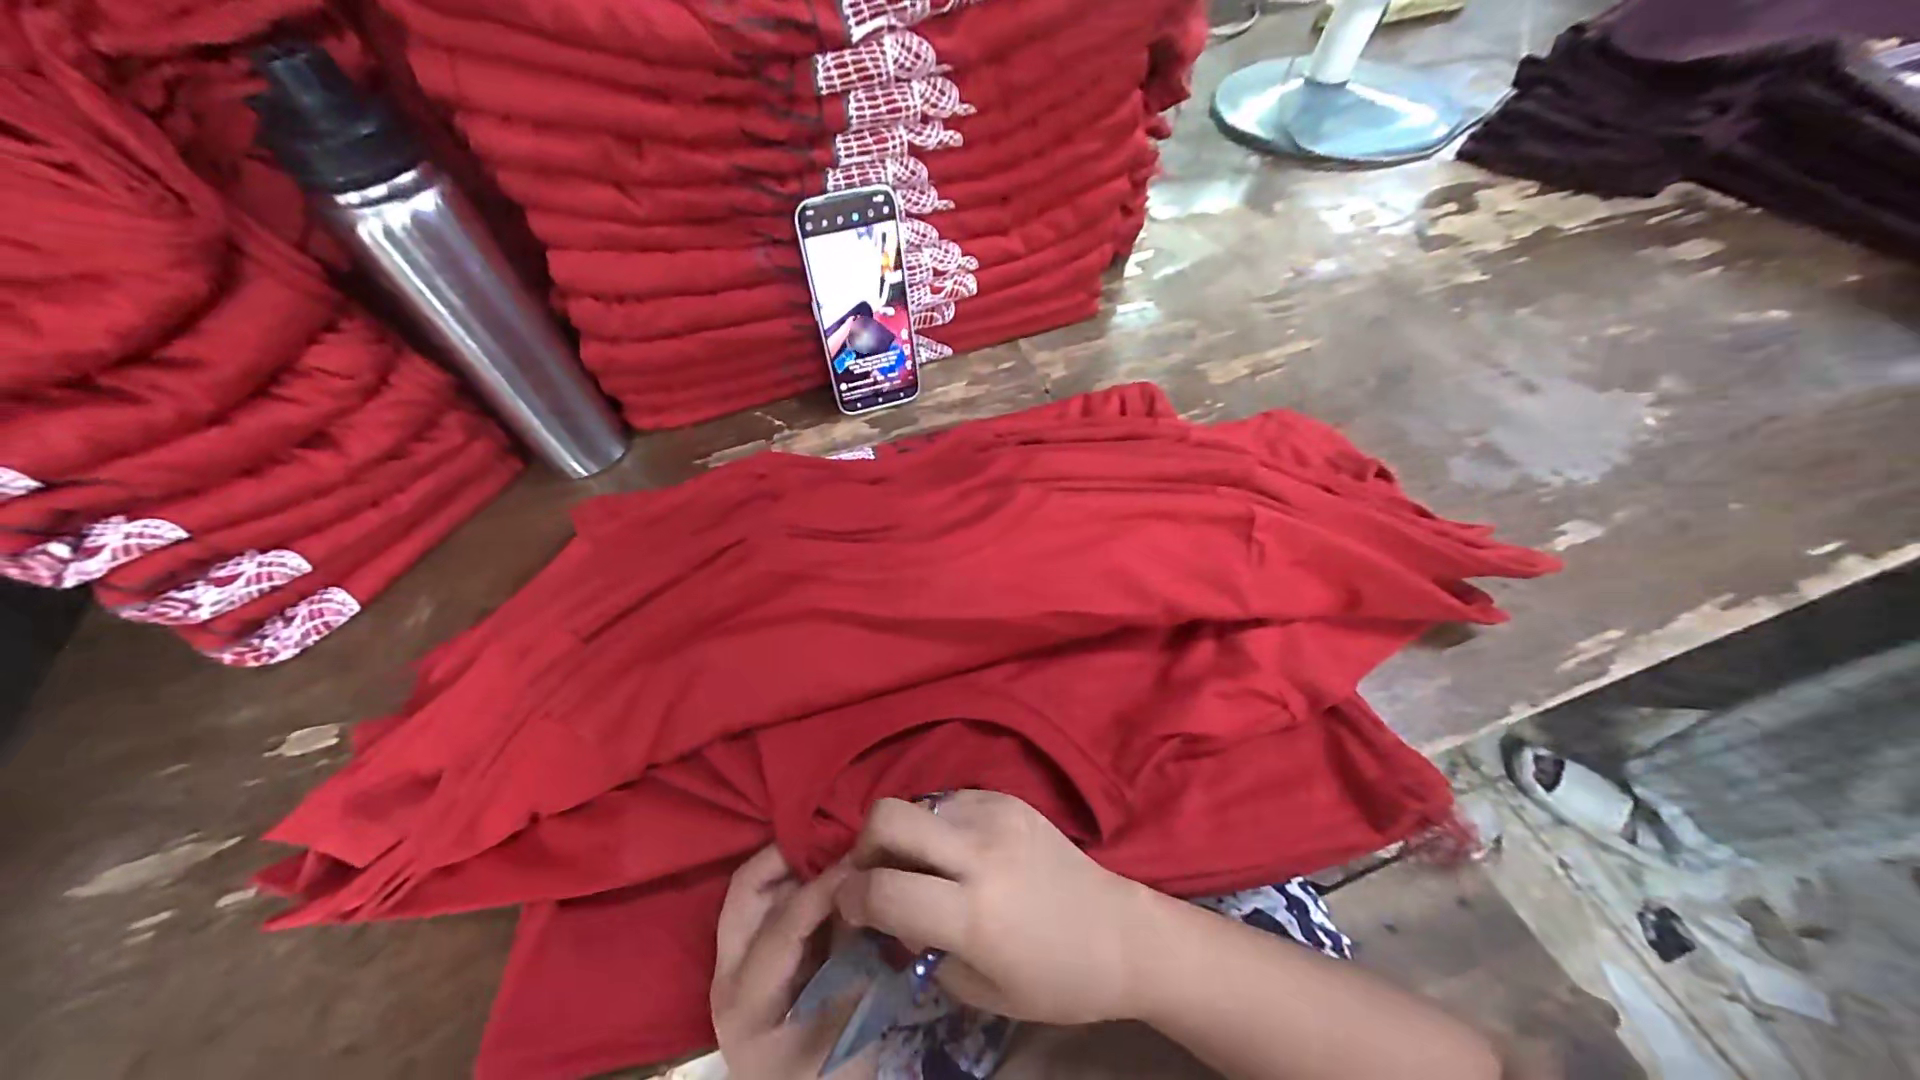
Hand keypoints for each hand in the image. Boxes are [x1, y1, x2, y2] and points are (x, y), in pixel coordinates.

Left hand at [711, 846, 870, 1079]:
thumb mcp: (848, 1024)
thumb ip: (853, 952)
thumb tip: (864, 889)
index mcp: (746, 1001)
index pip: (783, 926)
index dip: (824, 887)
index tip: (863, 859)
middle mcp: (726, 976)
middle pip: (746, 890)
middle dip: (788, 855)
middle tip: (837, 838)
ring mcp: (732, 968)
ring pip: (753, 892)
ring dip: (792, 864)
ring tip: (836, 848)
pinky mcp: (749, 964)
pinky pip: (767, 906)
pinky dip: (796, 882)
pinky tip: (831, 874)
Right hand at [833, 791, 1158, 1025]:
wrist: (1121, 932)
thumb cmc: (1056, 979)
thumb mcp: (982, 991)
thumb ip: (926, 951)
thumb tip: (890, 916)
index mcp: (974, 913)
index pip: (882, 889)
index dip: (850, 898)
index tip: (851, 907)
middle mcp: (980, 853)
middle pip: (887, 817)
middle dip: (865, 846)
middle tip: (877, 874)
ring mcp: (997, 815)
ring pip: (917, 804)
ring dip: (906, 835)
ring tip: (924, 864)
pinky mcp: (1009, 798)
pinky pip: (950, 799)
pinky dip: (939, 824)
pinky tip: (960, 851)